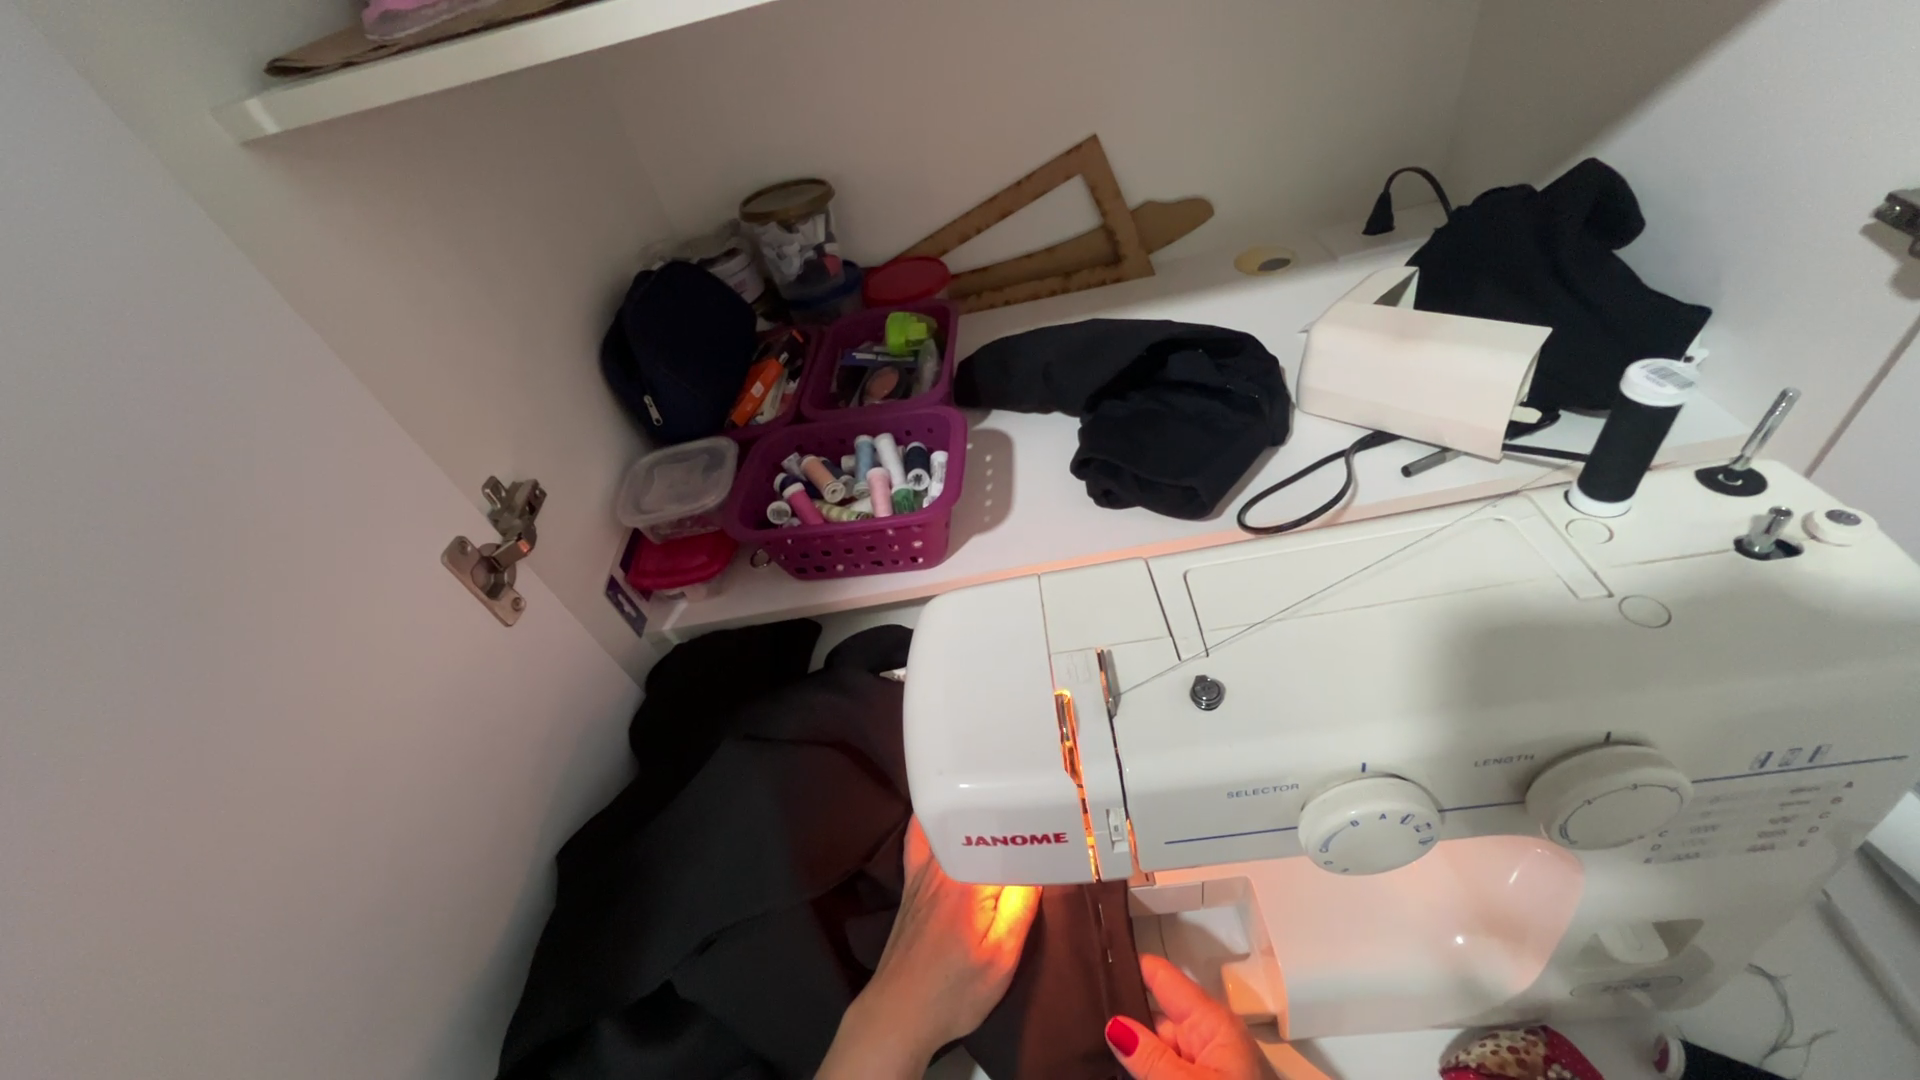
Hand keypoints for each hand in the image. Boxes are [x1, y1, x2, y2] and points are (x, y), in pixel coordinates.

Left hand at [816, 817, 1041, 1078]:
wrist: (898, 1014)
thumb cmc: (954, 991)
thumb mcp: (1001, 958)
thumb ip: (1020, 907)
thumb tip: (1036, 868)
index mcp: (967, 878)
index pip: (1005, 839)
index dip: (1030, 834)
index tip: (1052, 832)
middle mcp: (940, 864)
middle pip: (977, 826)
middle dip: (1006, 821)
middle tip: (1036, 826)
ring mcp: (920, 870)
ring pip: (951, 825)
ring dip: (976, 818)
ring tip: (1003, 818)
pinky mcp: (910, 882)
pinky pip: (922, 837)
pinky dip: (936, 823)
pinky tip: (951, 820)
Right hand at [1105, 954, 1263, 1079]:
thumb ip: (1151, 1058)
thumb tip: (1114, 1024)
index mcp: (1211, 1022)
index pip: (1160, 975)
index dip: (1126, 965)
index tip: (1090, 960)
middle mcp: (1205, 1038)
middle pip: (1150, 1016)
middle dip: (1121, 1025)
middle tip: (1083, 1027)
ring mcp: (1201, 1068)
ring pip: (1152, 1051)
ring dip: (1129, 1058)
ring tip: (1097, 1054)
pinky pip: (1161, 1072)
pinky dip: (1142, 1074)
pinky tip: (1118, 1074)